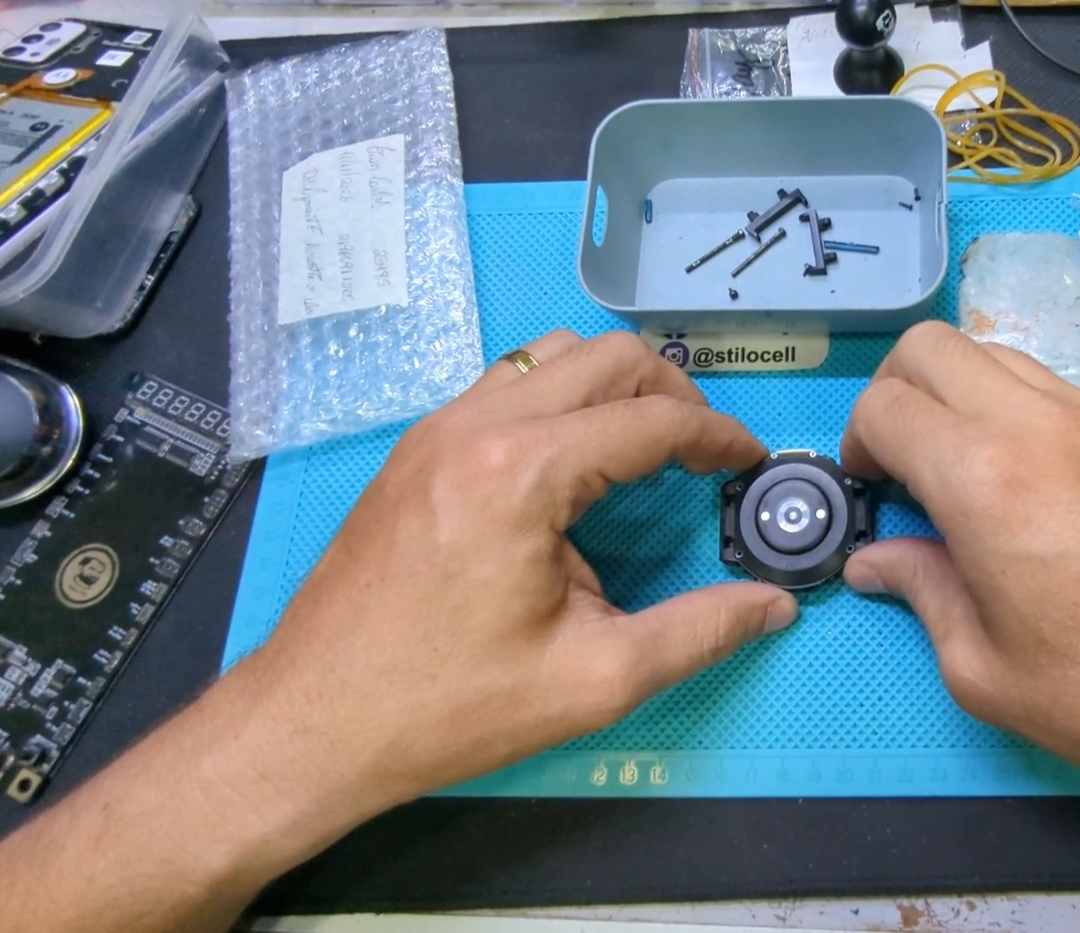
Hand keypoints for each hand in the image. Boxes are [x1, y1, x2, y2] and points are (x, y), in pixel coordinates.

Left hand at [233, 330, 798, 817]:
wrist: (304, 728)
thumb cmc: (453, 705)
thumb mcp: (597, 679)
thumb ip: (702, 632)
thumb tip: (776, 604)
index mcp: (525, 472)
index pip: (654, 419)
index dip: (719, 435)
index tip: (750, 461)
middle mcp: (481, 424)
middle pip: (611, 356)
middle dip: (677, 393)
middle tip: (704, 450)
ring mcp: (441, 425)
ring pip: (558, 352)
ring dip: (620, 382)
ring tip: (649, 438)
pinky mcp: (420, 443)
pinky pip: (514, 378)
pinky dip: (569, 392)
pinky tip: (579, 452)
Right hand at [838, 322, 1079, 810]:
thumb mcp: (986, 669)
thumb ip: (920, 593)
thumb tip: (875, 563)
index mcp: (983, 478)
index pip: (885, 407)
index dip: (856, 440)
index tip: (870, 484)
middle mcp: (1036, 422)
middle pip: (931, 345)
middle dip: (893, 387)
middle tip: (900, 454)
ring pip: (996, 353)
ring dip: (957, 391)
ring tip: (967, 463)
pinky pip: (1055, 386)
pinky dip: (1017, 408)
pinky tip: (1038, 478)